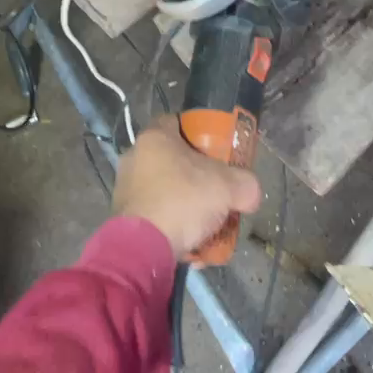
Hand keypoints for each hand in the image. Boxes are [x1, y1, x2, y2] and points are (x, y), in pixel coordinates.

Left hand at [113, 121, 262, 259]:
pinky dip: (170, 227)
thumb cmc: (182, 201)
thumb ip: (245, 184)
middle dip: (194, 175)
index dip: (199, 133)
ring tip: (204, 225)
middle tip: (214, 190)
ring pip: (163, 190)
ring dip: (183, 205)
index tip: (216, 150)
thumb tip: (251, 193)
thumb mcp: (227, 187)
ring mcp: (124, 190)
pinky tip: (189, 244)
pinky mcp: (121, 220)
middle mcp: (134, 157)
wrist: (141, 250)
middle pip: (172, 159)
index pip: (177, 122)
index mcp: (155, 137)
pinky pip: (153, 217)